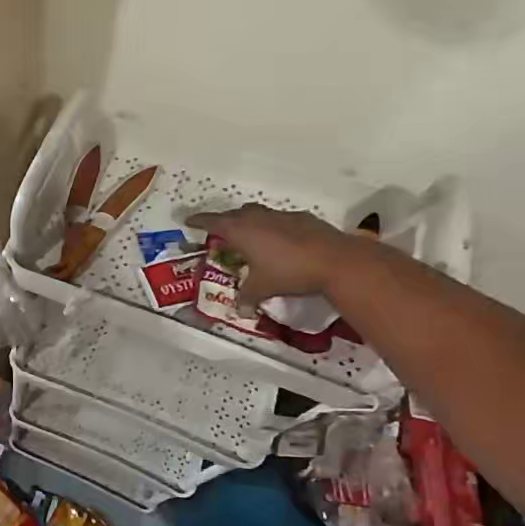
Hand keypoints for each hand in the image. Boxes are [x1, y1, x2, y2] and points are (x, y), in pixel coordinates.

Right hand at [185, 204, 356, 311]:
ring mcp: (282, 216)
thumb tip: (241, 311)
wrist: (336, 261)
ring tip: (250, 237)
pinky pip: (280, 220)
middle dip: (225, 222)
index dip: (198, 221)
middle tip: (220, 233)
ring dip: (250, 222)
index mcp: (240, 231)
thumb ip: (247, 297)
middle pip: (235, 214)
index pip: (212, 222)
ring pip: (258, 214)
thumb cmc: (288, 272)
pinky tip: (280, 243)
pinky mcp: (304, 219)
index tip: (188, 221)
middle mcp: (258, 218)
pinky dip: (274, 228)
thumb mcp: (261, 288)